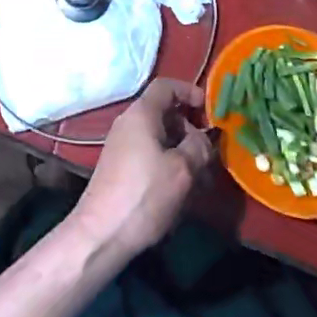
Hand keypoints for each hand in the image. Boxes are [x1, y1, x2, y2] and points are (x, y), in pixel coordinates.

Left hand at [66, 78, 214, 258]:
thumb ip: (198, 147)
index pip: (165, 87)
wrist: (103, 229)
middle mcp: (129, 123)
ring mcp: (123, 144)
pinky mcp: (123, 165)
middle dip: (191, 128)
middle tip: (212, 152)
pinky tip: (184, 187)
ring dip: (184, 149)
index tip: (212, 111)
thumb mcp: (182, 169)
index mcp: (140, 114)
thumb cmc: (145, 194)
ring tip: (203, 176)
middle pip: (165, 112)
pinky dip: (171, 162)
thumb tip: (203, 138)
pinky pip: (151, 152)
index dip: (190, 92)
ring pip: (160, 135)